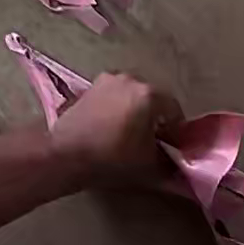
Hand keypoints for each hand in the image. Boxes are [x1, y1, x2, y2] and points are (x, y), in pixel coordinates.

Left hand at [49, 73, 182, 187]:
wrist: (64, 156)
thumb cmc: (112, 158)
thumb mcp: (149, 165)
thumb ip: (171, 163)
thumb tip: (179, 165)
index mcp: (150, 94)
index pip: (175, 110)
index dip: (177, 131)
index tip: (173, 147)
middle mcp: (131, 79)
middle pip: (154, 99)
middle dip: (157, 118)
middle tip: (154, 141)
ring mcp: (108, 79)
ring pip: (133, 95)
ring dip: (137, 111)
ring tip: (131, 134)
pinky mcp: (90, 87)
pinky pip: (114, 95)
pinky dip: (118, 107)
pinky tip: (112, 127)